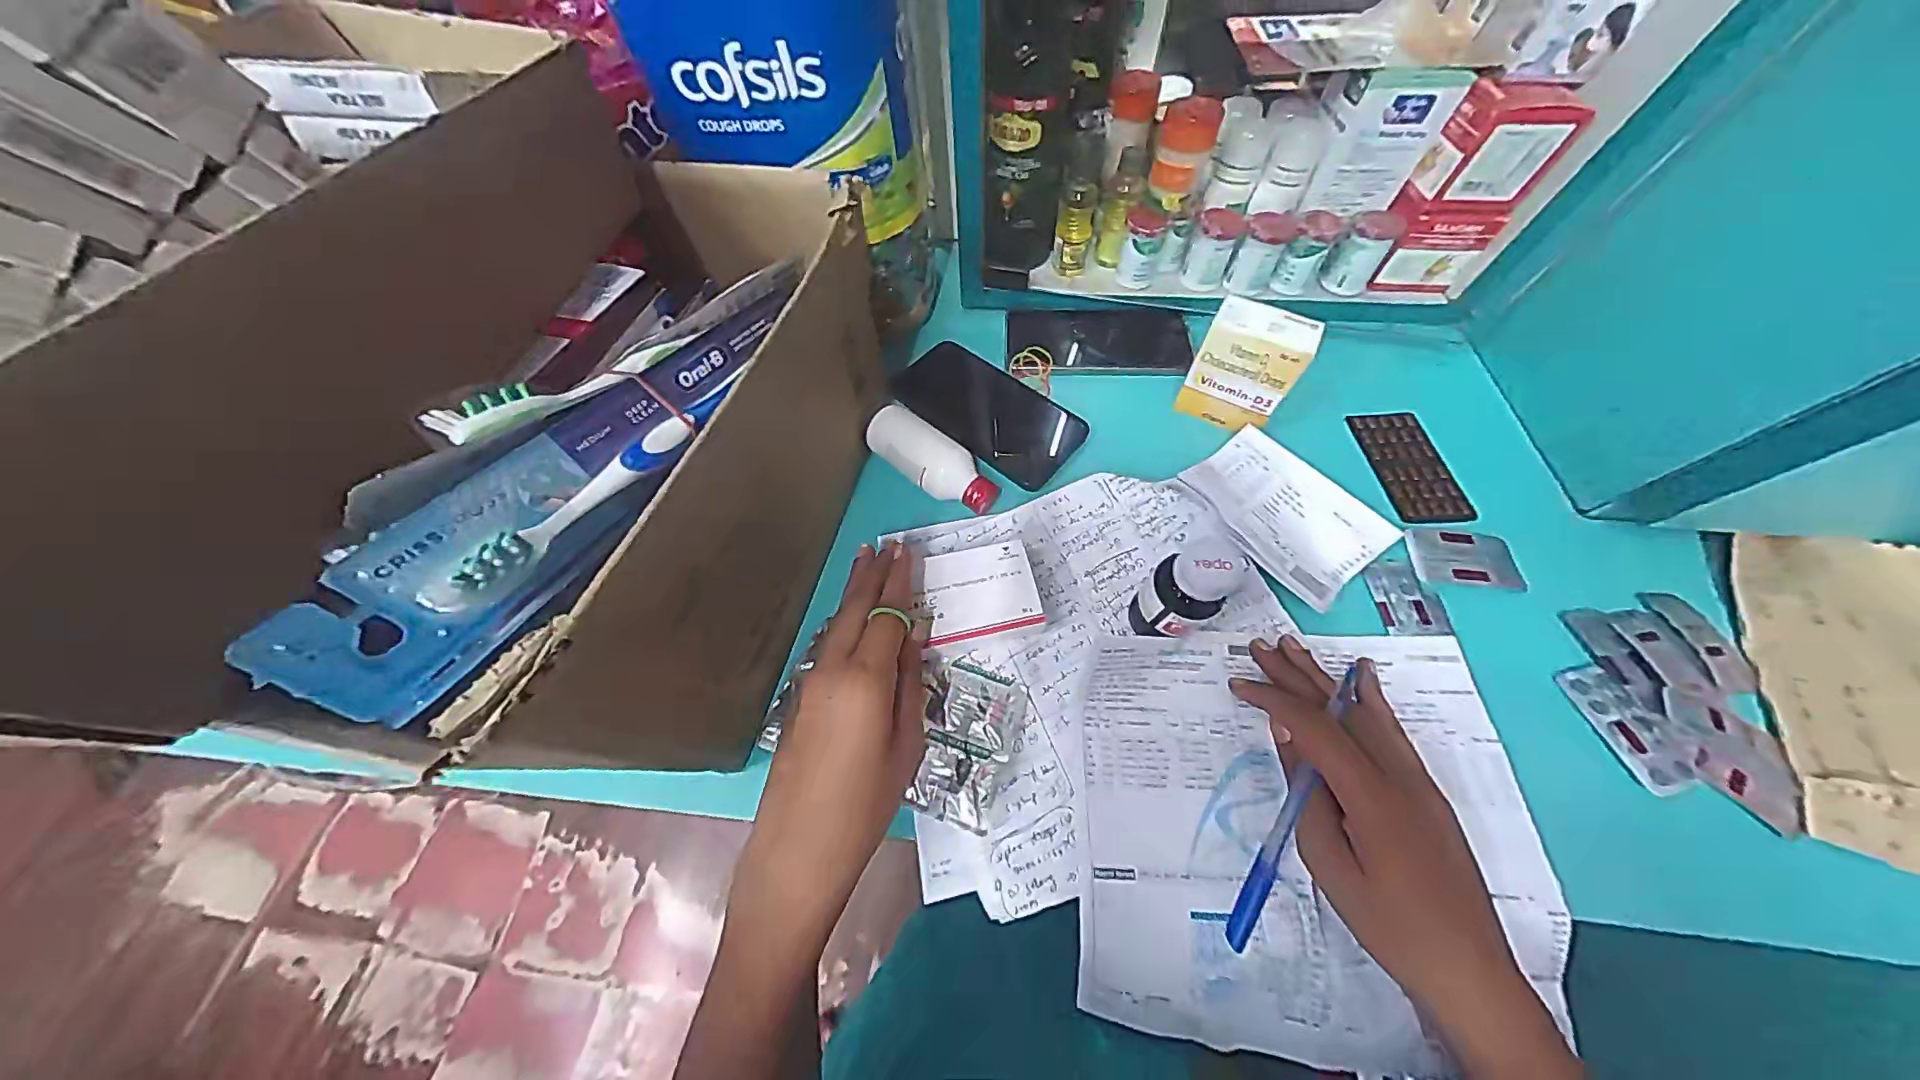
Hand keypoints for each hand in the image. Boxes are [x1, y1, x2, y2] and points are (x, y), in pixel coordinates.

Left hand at [736, 542, 927, 943]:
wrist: (798, 846)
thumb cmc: (865, 804)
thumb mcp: (906, 746)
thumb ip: (909, 686)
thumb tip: (913, 641)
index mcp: (865, 679)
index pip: (887, 616)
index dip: (899, 583)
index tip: (906, 553)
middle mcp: (832, 669)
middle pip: (853, 609)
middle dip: (870, 574)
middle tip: (884, 544)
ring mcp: (809, 682)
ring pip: (835, 624)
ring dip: (852, 592)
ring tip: (865, 562)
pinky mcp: (799, 697)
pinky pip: (826, 646)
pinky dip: (841, 621)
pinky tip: (848, 616)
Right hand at [1229, 638, 1579, 1079]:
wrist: (1469, 969)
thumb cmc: (1389, 924)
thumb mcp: (1329, 864)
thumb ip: (1307, 794)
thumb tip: (1289, 739)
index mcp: (1371, 793)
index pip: (1314, 727)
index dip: (1273, 700)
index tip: (1239, 686)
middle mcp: (1399, 774)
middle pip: (1339, 710)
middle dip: (1296, 676)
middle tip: (1261, 647)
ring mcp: (1417, 780)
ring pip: (1365, 713)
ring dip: (1326, 679)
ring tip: (1296, 650)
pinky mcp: (1425, 791)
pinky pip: (1391, 731)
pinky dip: (1369, 699)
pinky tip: (1362, 679)